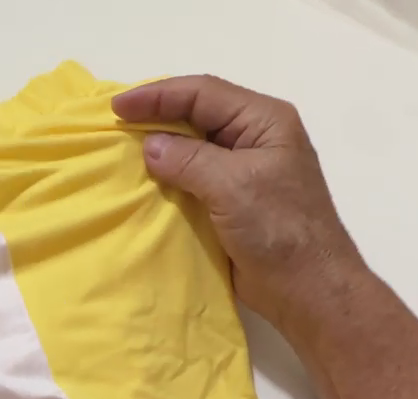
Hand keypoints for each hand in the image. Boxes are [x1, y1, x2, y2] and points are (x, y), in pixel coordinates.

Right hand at [112, 76, 368, 334]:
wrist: (303, 285)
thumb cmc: (278, 229)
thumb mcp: (234, 185)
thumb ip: (190, 161)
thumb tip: (150, 146)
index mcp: (262, 121)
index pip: (204, 94)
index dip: (158, 95)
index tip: (117, 106)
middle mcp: (251, 139)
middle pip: (197, 115)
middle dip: (156, 116)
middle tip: (115, 123)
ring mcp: (240, 172)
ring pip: (191, 148)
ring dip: (158, 149)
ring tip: (121, 150)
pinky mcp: (227, 204)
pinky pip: (189, 181)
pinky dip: (164, 179)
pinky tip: (142, 184)